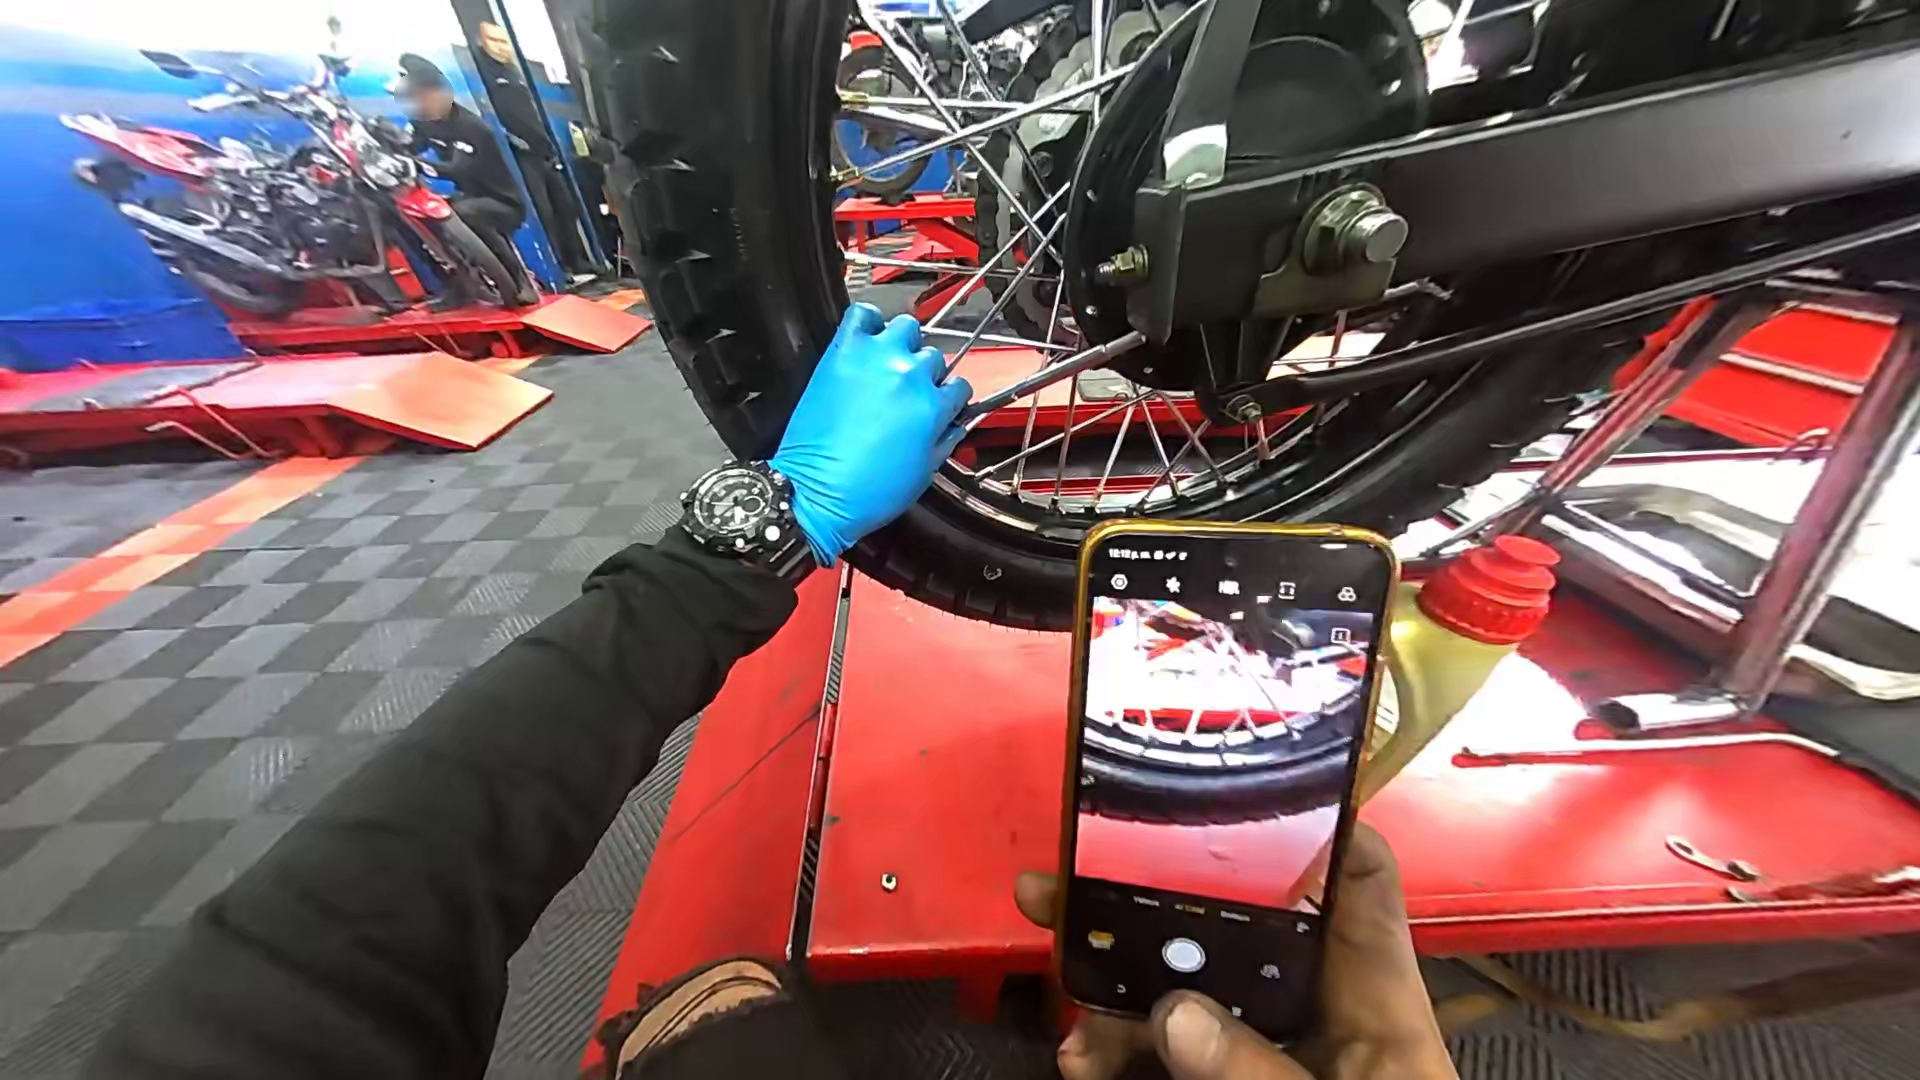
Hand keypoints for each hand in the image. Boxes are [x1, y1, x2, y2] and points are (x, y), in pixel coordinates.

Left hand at [772, 303, 970, 564]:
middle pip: (933, 357)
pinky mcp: (842, 352)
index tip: (939, 405)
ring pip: (906, 327)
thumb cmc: (869, 491)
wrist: (817, 494)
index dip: (950, 399)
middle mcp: (910, 376)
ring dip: (902, 344)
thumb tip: (956, 423)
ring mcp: (875, 358)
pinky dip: (867, 322)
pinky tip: (867, 340)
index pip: (959, 386)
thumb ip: (946, 440)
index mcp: (934, 407)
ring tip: (889, 364)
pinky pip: (862, 314)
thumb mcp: (924, 473)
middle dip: (926, 375)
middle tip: (908, 393)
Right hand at [1013, 825, 1455, 1079]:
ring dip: (1110, 965)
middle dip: (1148, 881)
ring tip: (1053, 958)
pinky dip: (1114, 1042)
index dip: (1319, 816)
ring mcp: (1254, 1029)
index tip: (1255, 776)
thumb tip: (1173, 1015)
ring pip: (1178, 969)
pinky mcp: (1217, 1064)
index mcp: (1367, 992)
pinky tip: (1078, 1058)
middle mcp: (1304, 990)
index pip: (1359, 878)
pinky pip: (1159, 1037)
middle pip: (1228, 909)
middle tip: (1079, 858)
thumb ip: (1265, 1079)